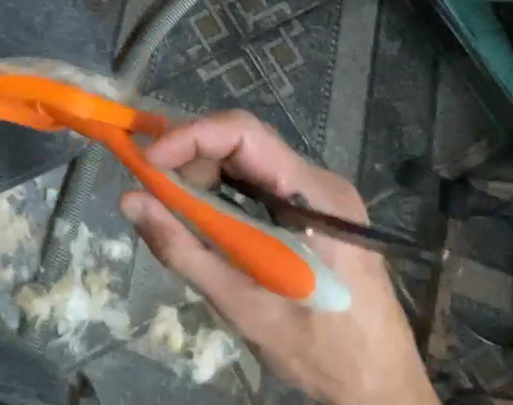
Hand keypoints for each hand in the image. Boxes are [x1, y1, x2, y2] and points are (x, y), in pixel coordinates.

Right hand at [119, 111, 436, 404]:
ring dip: (201, 178)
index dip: (189, 137)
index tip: (149, 162)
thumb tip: (128, 200)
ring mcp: (319, 195)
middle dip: (189, 160)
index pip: (243, 134)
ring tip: (180, 215)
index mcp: (316, 198)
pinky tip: (207, 223)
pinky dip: (219, 193)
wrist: (383, 390)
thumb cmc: (321, 351)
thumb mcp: (243, 305)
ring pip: (243, 159)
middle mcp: (320, 182)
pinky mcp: (312, 209)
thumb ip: (182, 249)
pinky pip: (254, 180)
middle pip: (240, 142)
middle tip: (158, 193)